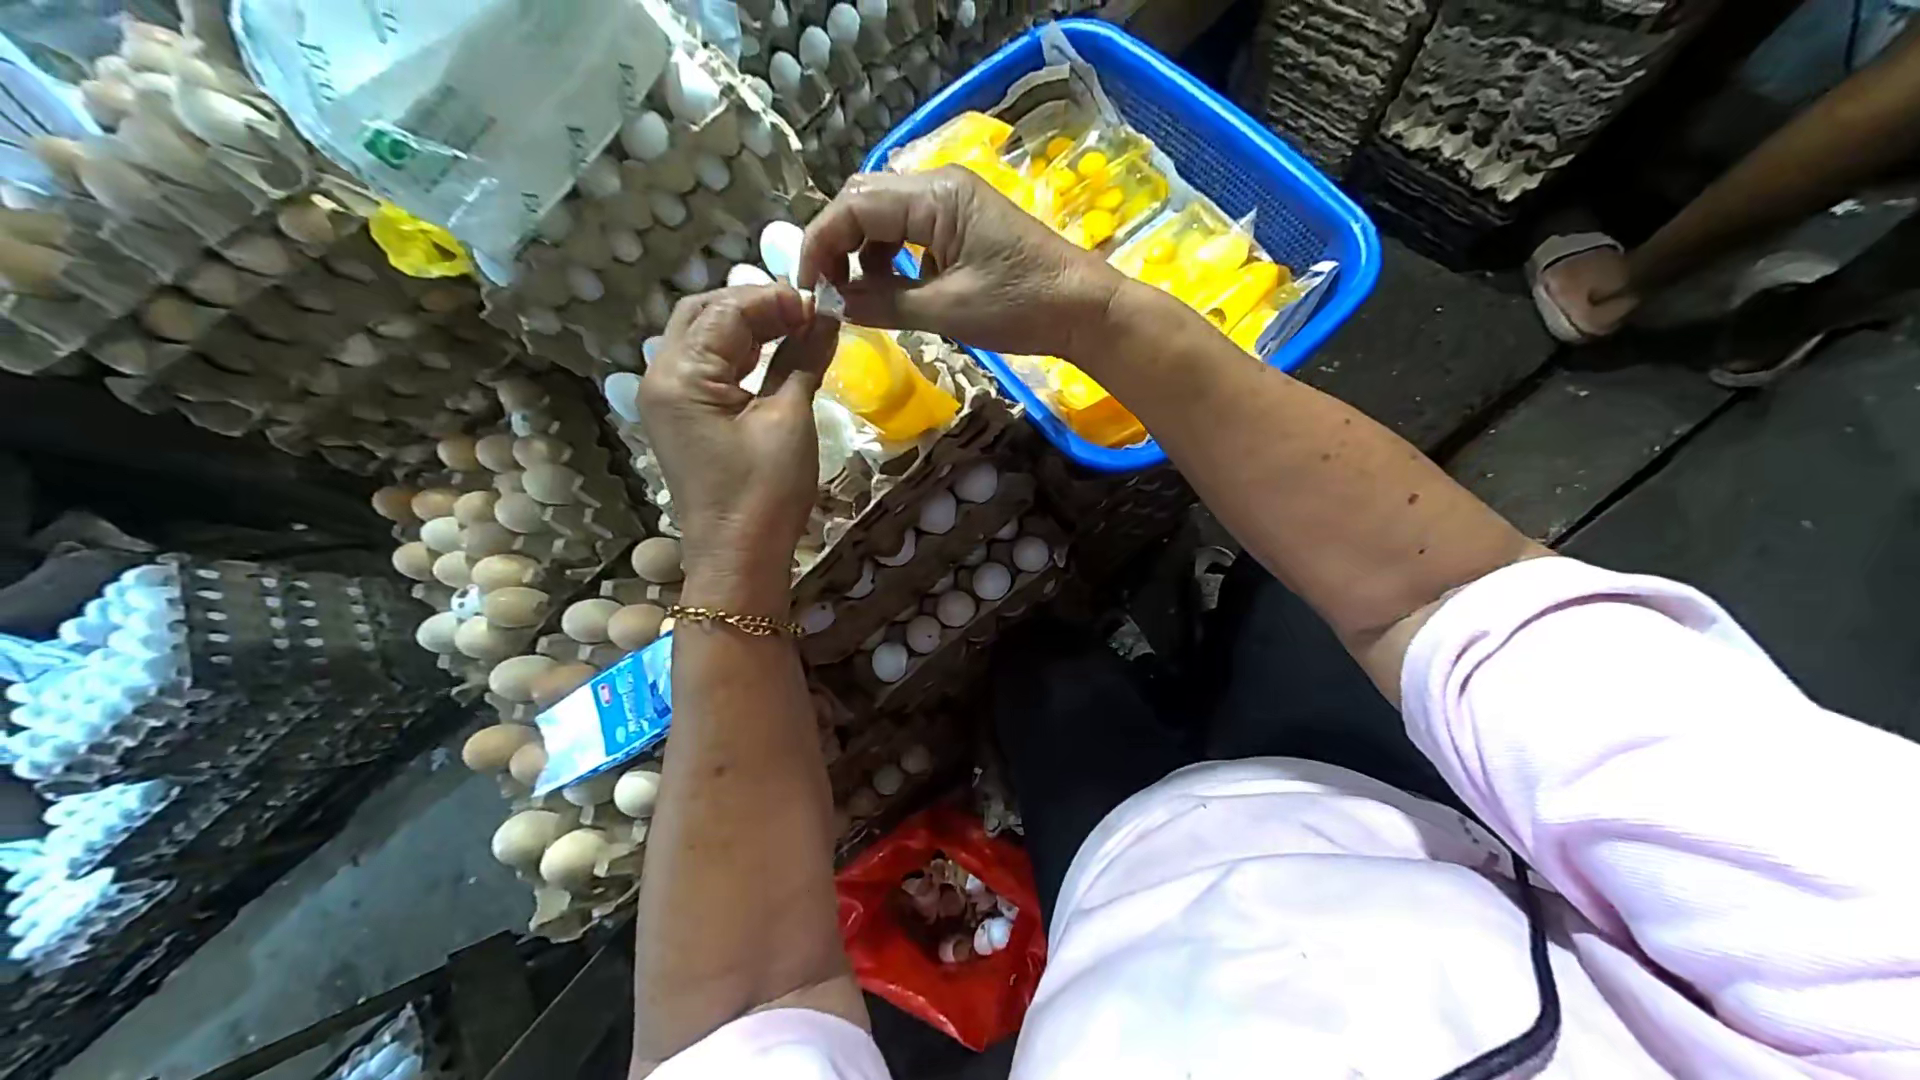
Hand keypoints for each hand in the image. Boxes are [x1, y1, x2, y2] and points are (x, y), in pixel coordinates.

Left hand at [633, 284, 837, 589]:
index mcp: (680, 375)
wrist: (739, 557)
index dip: (774, 299)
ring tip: (798, 328)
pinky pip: (710, 368)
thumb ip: (802, 359)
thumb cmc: (764, 492)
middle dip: (756, 305)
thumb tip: (827, 319)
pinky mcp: (684, 417)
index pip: (725, 311)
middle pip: (705, 315)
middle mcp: (662, 377)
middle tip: (807, 313)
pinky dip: (743, 354)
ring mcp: (669, 398)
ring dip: (750, 327)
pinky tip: (777, 352)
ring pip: (706, 338)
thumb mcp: (788, 419)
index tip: (821, 303)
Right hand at [798, 166, 1126, 358]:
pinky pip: (911, 234)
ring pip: (885, 218)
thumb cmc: (1021, 307)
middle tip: (829, 291)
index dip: (820, 243)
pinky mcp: (962, 226)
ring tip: (863, 298)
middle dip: (839, 246)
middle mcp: (939, 187)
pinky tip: (897, 292)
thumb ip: (882, 303)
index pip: (854, 205)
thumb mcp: (945, 310)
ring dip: (865, 256)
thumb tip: (833, 304)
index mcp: (935, 196)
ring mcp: (953, 204)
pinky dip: (893, 262)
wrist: (1082, 311)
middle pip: (864, 202)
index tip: (807, 287)